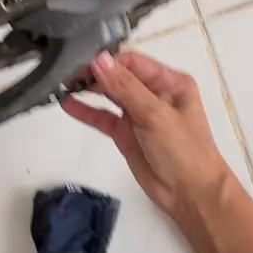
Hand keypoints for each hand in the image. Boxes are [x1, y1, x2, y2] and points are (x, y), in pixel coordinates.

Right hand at [61, 51, 234, 223]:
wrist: (190, 194)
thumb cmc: (182, 150)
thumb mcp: (155, 115)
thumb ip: (125, 87)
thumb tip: (98, 59)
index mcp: (170, 82)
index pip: (133, 62)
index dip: (107, 60)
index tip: (81, 61)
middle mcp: (153, 93)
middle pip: (119, 75)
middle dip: (94, 73)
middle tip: (66, 73)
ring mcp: (138, 113)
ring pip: (109, 94)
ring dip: (88, 89)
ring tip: (62, 84)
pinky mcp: (125, 133)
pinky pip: (103, 117)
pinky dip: (87, 111)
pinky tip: (68, 104)